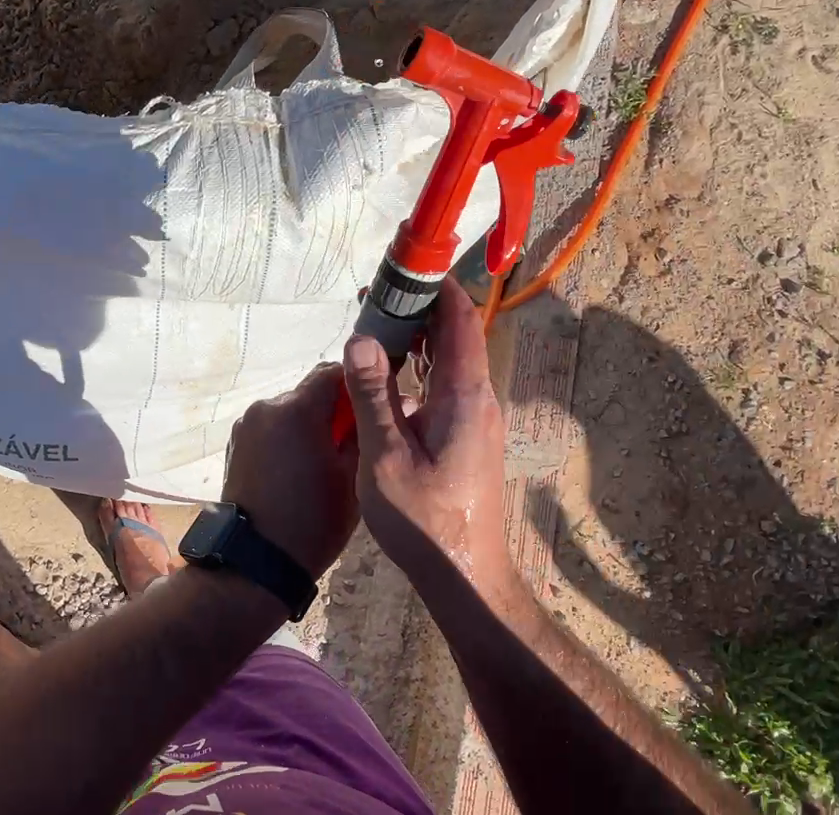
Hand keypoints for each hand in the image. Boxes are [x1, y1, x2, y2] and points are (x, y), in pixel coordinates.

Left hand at [223, 364, 360, 578]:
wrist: (257, 558)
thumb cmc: (314, 519)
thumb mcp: (353, 477)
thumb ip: (365, 432)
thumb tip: (385, 406)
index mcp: (297, 409)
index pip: (334, 372)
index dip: (359, 384)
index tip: (376, 406)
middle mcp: (267, 407)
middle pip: (310, 392)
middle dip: (334, 409)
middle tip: (355, 440)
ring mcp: (246, 424)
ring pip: (289, 411)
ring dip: (309, 424)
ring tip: (325, 460)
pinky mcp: (236, 442)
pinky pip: (270, 428)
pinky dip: (288, 438)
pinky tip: (299, 469)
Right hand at [341, 280, 515, 598]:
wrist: (465, 575)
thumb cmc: (424, 519)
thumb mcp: (386, 457)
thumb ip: (373, 395)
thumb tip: (360, 337)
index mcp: (465, 397)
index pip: (459, 322)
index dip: (436, 287)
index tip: (404, 264)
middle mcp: (478, 399)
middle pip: (455, 336)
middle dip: (418, 308)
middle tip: (372, 294)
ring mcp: (476, 419)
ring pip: (450, 361)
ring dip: (417, 337)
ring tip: (374, 323)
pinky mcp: (467, 436)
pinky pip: (444, 384)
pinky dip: (419, 366)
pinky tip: (387, 372)